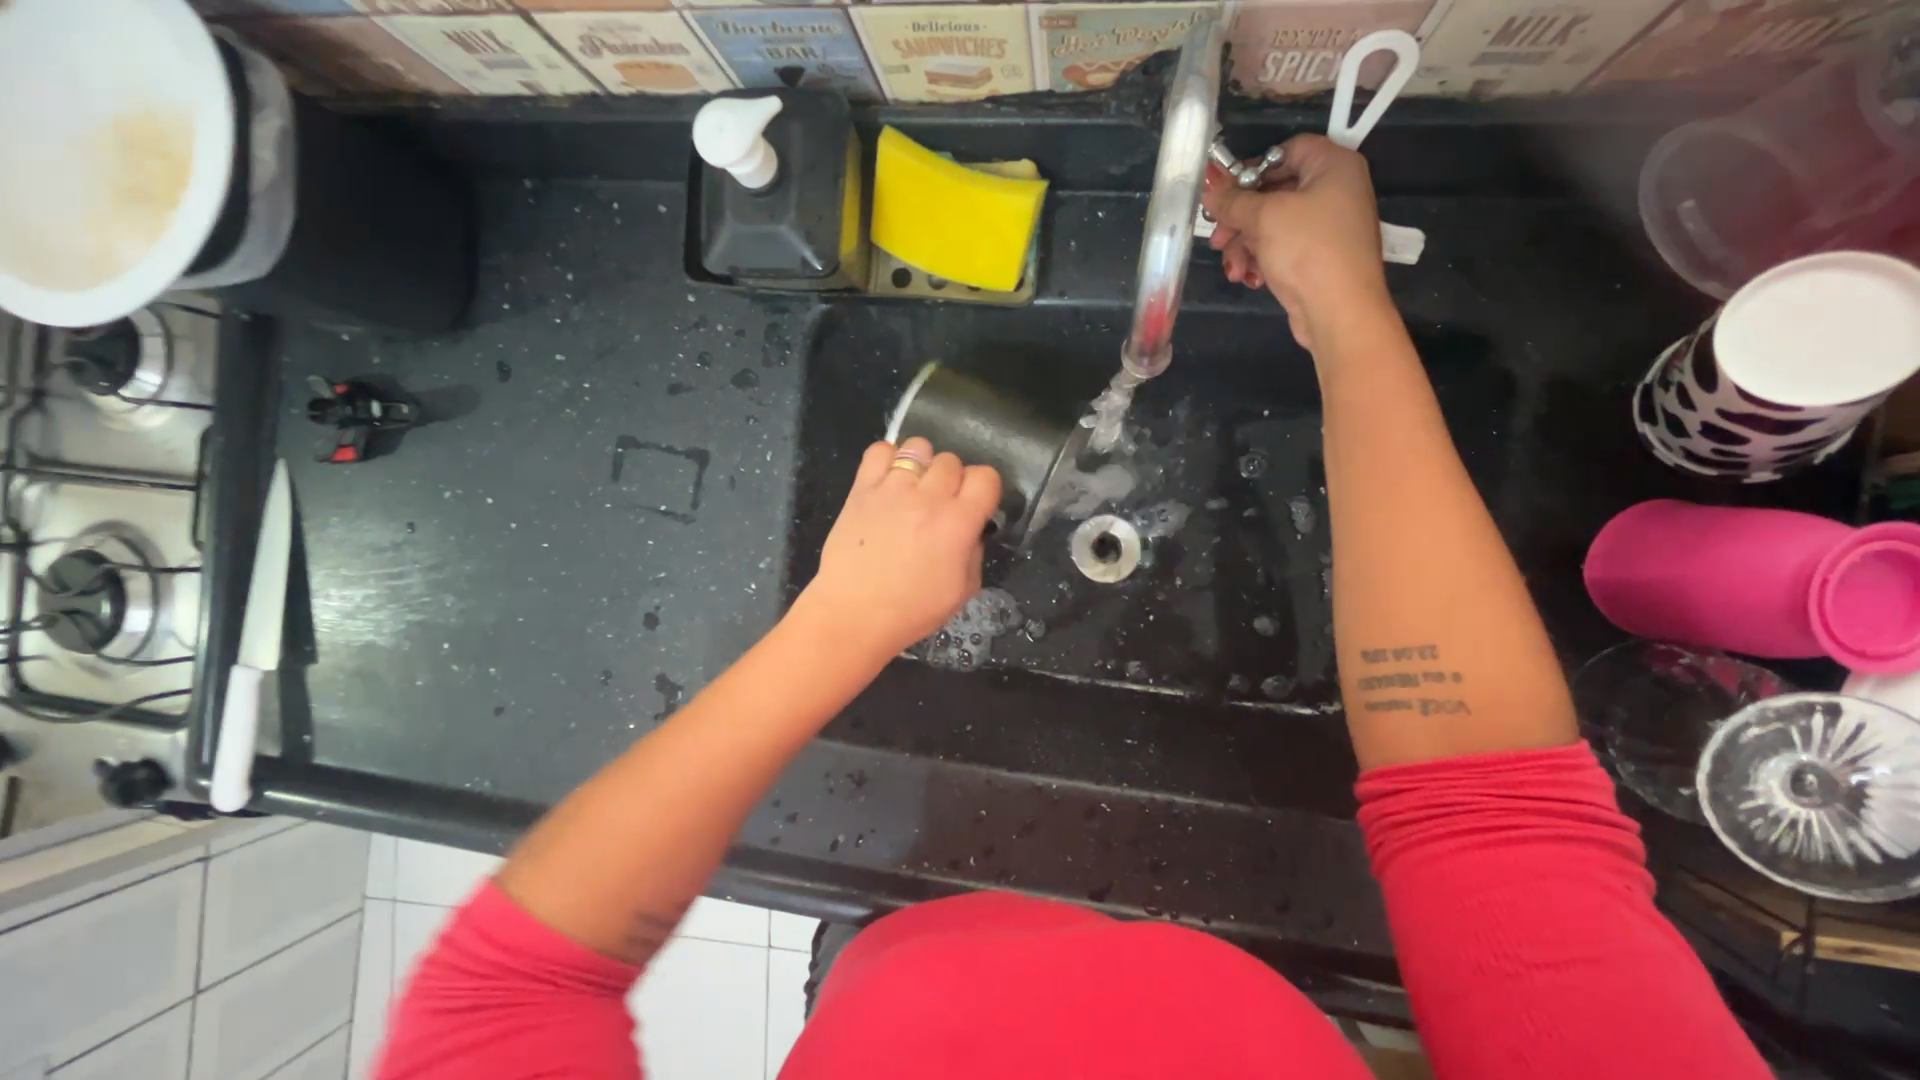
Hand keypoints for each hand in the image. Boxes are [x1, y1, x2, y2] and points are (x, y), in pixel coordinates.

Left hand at [794, 437, 1001, 662]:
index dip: (984, 489)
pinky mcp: (862, 489)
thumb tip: (970, 529)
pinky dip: (888, 458)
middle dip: (952, 480)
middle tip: (940, 504)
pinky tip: (888, 480)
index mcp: (959, 522)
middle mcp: (928, 497)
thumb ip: (973, 552)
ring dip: (922, 464)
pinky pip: (879, 451)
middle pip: (952, 461)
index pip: (986, 476)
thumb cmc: (912, 610)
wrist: (855, 614)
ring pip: (919, 447)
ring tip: (914, 487)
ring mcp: (892, 489)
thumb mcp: (963, 590)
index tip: (975, 506)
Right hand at [1202, 134, 1392, 351]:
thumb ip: (1232, 201)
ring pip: (1273, 224)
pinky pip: (1282, 247)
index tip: (1224, 191)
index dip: (1252, 168)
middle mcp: (1334, 190)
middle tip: (1217, 237)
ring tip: (1234, 268)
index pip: (1287, 150)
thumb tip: (1209, 190)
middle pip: (1274, 191)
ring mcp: (1327, 226)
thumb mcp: (1263, 218)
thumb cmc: (1308, 249)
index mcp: (1333, 166)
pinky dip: (1262, 259)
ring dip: (1245, 246)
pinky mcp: (1318, 257)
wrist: (1339, 311)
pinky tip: (1251, 278)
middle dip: (1240, 218)